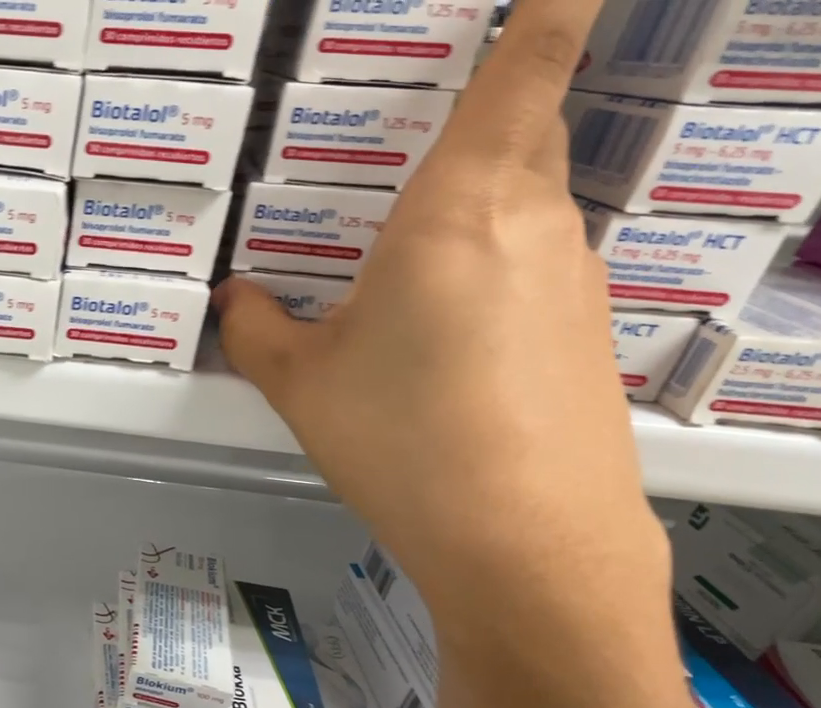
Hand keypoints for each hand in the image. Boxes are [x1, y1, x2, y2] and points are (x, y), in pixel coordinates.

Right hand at [214, 0, 664, 613]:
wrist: (525, 540)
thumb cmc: (404, 439)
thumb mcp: (301, 385)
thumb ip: (255, 329)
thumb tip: (234, 300)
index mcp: (460, 207)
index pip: (527, 63)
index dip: (550, 4)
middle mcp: (534, 221)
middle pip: (523, 131)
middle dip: (480, 120)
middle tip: (412, 147)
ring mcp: (574, 274)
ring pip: (527, 203)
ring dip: (476, 207)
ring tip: (406, 263)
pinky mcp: (587, 328)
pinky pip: (537, 263)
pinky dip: (494, 268)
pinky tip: (442, 335)